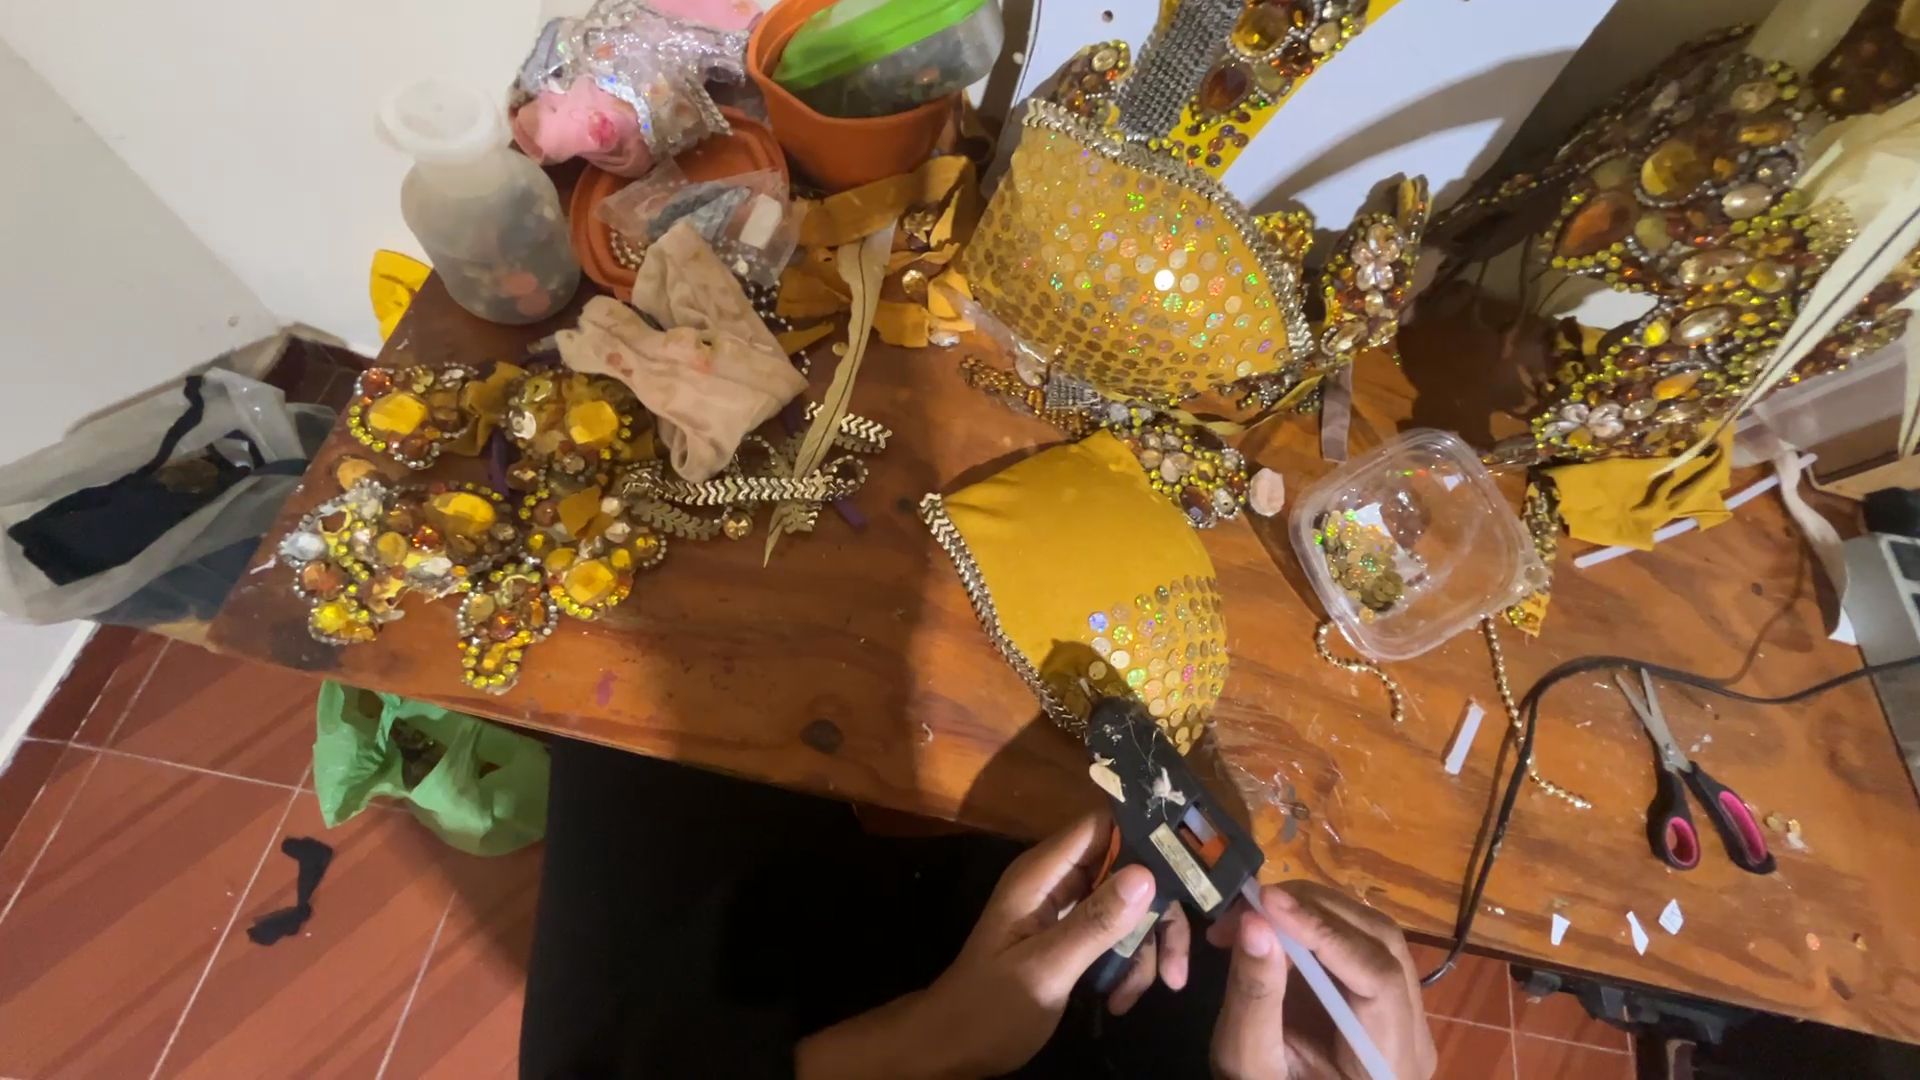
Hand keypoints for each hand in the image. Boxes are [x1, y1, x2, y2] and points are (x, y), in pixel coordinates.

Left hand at [795, 810, 1184, 1078]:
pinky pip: (1111, 931)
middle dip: (1153, 912)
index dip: (1143, 836)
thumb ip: (1095, 921)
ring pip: (1123, 903)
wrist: (957, 1046)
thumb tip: (1147, 872)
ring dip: (1140, 947)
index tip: (1187, 868)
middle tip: (1175, 964)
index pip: (1099, 824)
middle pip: (1122, 868)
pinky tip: (1122, 999)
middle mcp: (1055, 878)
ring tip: (1140, 994)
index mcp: (1042, 871)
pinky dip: (1124, 961)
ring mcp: (1062, 904)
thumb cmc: (993, 1005)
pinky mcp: (1068, 931)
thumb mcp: (1048, 967)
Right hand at [1206, 882, 1436, 1079]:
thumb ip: (1254, 994)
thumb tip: (1255, 920)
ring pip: (1371, 934)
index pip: (1378, 977)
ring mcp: (1403, 1018)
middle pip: (1381, 944)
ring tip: (1254, 914)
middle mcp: (1414, 1039)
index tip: (1266, 901)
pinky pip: (1355, 943)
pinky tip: (1271, 927)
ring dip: (1310, 909)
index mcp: (1390, 1068)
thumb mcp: (1249, 1064)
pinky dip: (1311, 922)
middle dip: (1312, 910)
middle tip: (1249, 905)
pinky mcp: (1379, 1000)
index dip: (1323, 932)